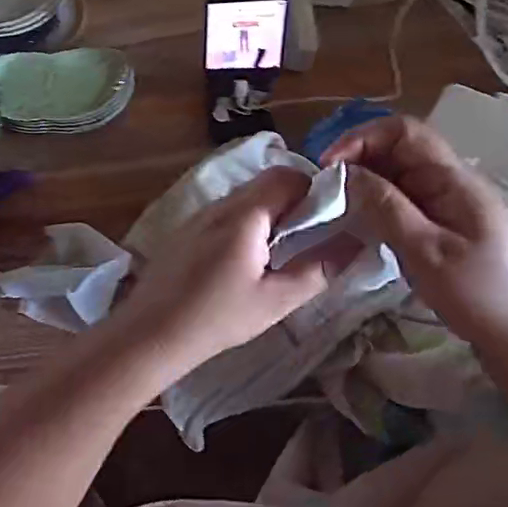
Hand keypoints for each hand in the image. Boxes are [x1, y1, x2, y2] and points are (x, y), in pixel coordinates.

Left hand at [110, 166, 361, 364]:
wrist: (151, 331)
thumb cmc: (217, 317)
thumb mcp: (276, 299)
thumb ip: (318, 269)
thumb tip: (355, 243)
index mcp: (243, 215)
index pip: (287, 176)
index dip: (315, 189)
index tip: (332, 218)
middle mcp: (217, 206)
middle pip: (264, 183)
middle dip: (294, 201)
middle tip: (313, 236)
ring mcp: (196, 217)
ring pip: (243, 198)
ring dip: (269, 213)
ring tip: (284, 250)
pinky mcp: (184, 232)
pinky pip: (223, 213)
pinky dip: (245, 224)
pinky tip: (249, 258)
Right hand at [321, 116, 507, 348]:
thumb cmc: (483, 295)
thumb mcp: (427, 251)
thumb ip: (386, 207)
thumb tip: (345, 173)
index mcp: (453, 181)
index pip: (404, 132)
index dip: (361, 138)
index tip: (328, 166)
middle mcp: (449, 184)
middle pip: (396, 150)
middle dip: (354, 159)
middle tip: (322, 189)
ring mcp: (446, 205)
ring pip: (394, 176)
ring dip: (360, 182)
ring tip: (331, 206)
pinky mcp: (440, 227)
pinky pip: (398, 200)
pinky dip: (371, 203)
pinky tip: (354, 223)